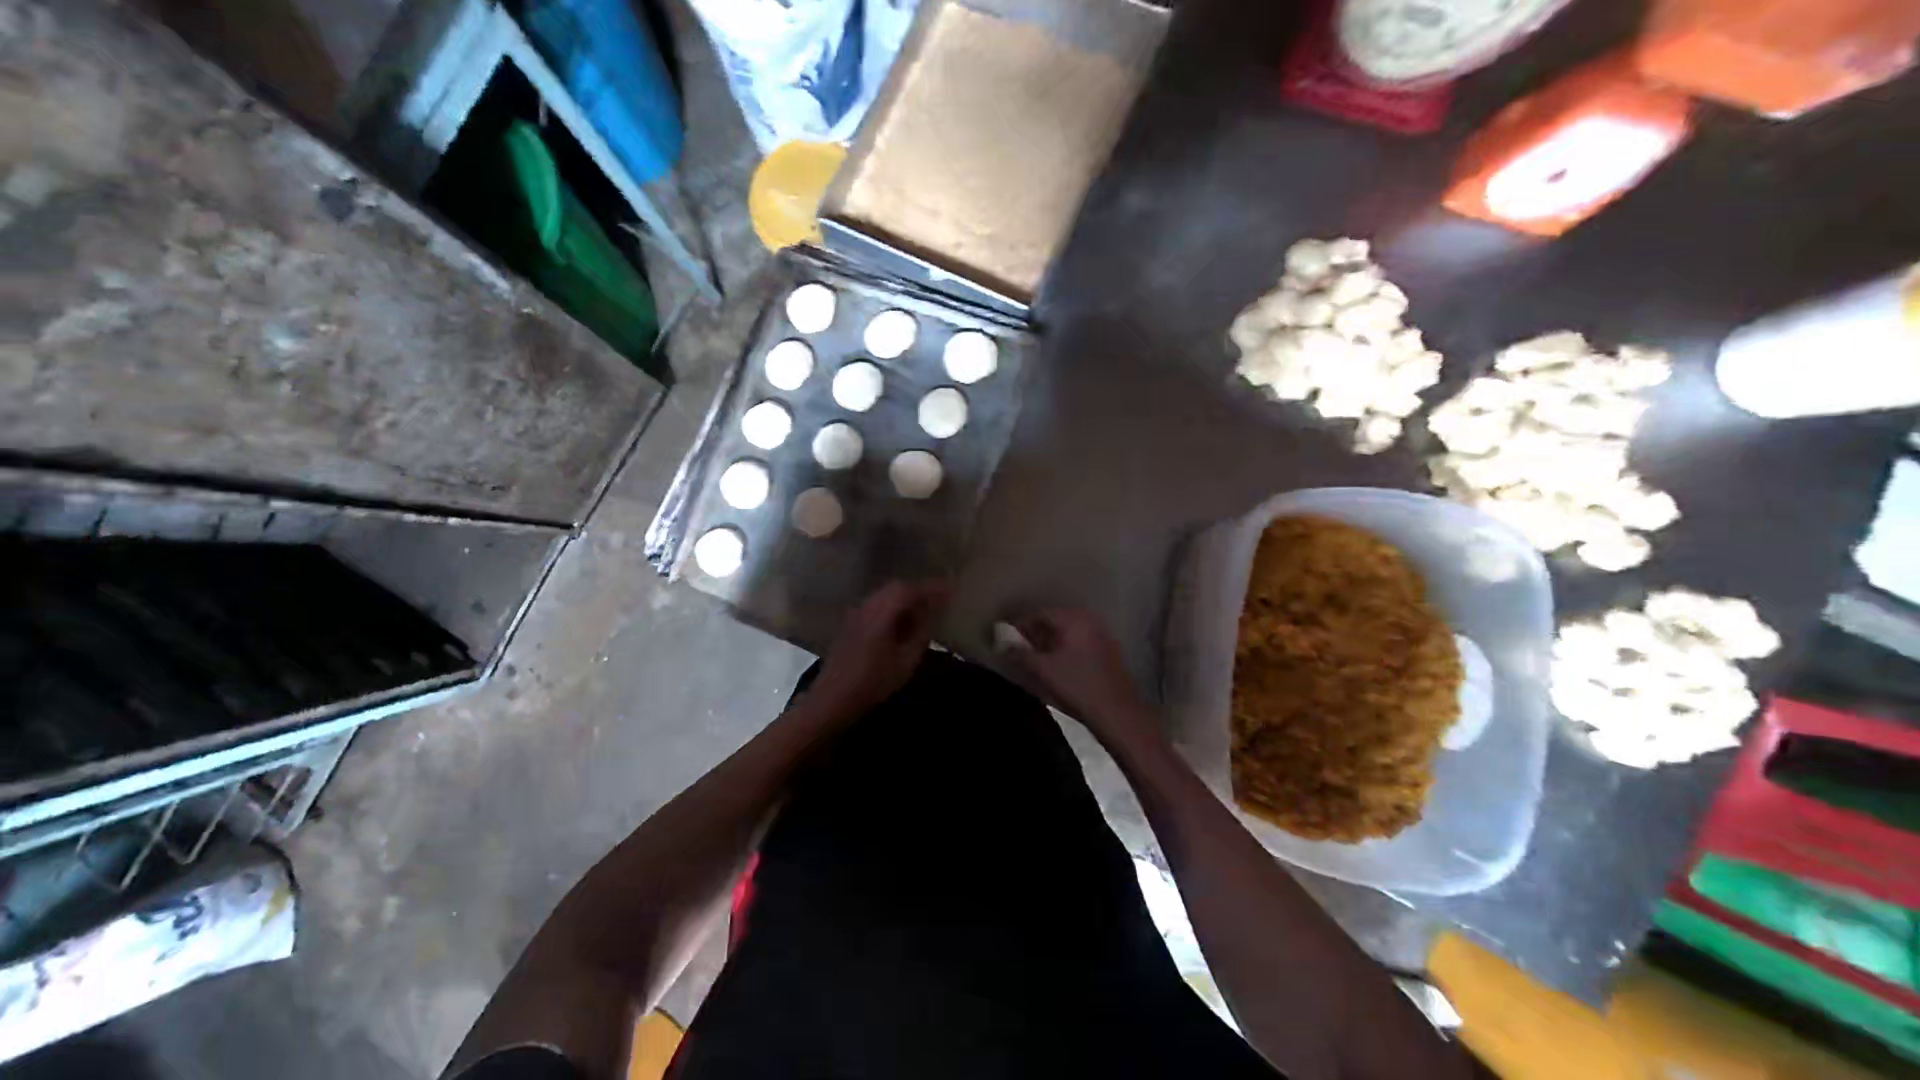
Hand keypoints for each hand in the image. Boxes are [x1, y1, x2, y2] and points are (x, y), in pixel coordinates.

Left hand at [808, 580, 950, 718]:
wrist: (832, 698)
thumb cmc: (873, 683)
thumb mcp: (906, 661)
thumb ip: (921, 633)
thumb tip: (933, 612)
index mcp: (881, 613)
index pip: (909, 590)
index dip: (931, 588)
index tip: (951, 588)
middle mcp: (867, 606)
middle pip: (895, 588)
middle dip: (919, 591)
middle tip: (940, 598)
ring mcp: (855, 614)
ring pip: (884, 595)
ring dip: (905, 599)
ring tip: (924, 610)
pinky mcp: (850, 623)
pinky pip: (876, 605)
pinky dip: (892, 607)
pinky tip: (901, 622)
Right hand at [1005, 608, 1158, 746]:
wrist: (1117, 713)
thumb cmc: (1077, 686)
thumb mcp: (1043, 670)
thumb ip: (1020, 654)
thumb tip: (1002, 645)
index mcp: (1074, 619)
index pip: (1040, 613)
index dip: (1020, 626)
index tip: (1007, 640)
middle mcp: (1090, 621)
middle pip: (1055, 622)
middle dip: (1035, 636)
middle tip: (1019, 652)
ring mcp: (1103, 636)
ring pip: (1068, 635)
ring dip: (1050, 645)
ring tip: (1035, 663)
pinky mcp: (1109, 654)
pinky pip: (1080, 645)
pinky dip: (1065, 652)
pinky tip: (1057, 669)